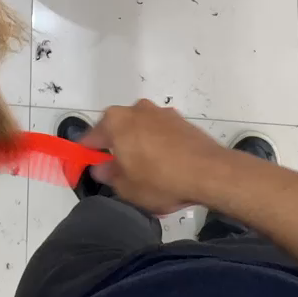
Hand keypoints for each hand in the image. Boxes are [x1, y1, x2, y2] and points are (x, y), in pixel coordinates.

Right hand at [83, 100, 234, 213]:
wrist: (210, 172)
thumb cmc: (160, 179)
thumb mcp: (126, 188)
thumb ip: (109, 176)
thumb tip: (102, 168)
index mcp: (114, 121)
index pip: (91, 137)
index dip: (87, 154)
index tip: (88, 166)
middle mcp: (134, 109)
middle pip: (117, 129)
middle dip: (116, 147)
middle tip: (121, 172)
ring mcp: (160, 112)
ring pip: (140, 129)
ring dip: (139, 144)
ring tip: (149, 171)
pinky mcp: (181, 120)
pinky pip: (161, 133)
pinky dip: (159, 145)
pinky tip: (168, 166)